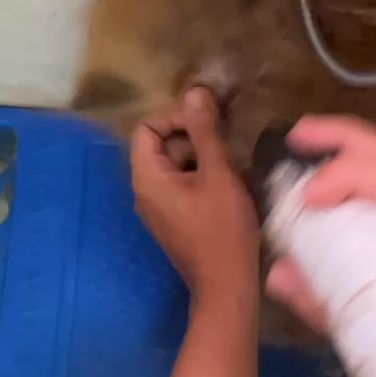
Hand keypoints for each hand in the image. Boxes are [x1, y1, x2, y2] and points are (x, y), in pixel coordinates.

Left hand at [130, 88, 259, 301]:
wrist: (226, 285)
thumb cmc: (223, 229)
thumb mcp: (218, 174)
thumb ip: (205, 131)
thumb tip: (195, 91)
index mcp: (146, 178)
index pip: (146, 128)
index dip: (175, 118)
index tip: (209, 124)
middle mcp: (143, 192)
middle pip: (161, 146)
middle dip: (192, 139)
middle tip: (226, 145)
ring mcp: (157, 209)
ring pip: (175, 166)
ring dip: (202, 158)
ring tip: (232, 167)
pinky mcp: (173, 220)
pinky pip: (181, 186)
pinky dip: (202, 178)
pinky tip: (228, 186)